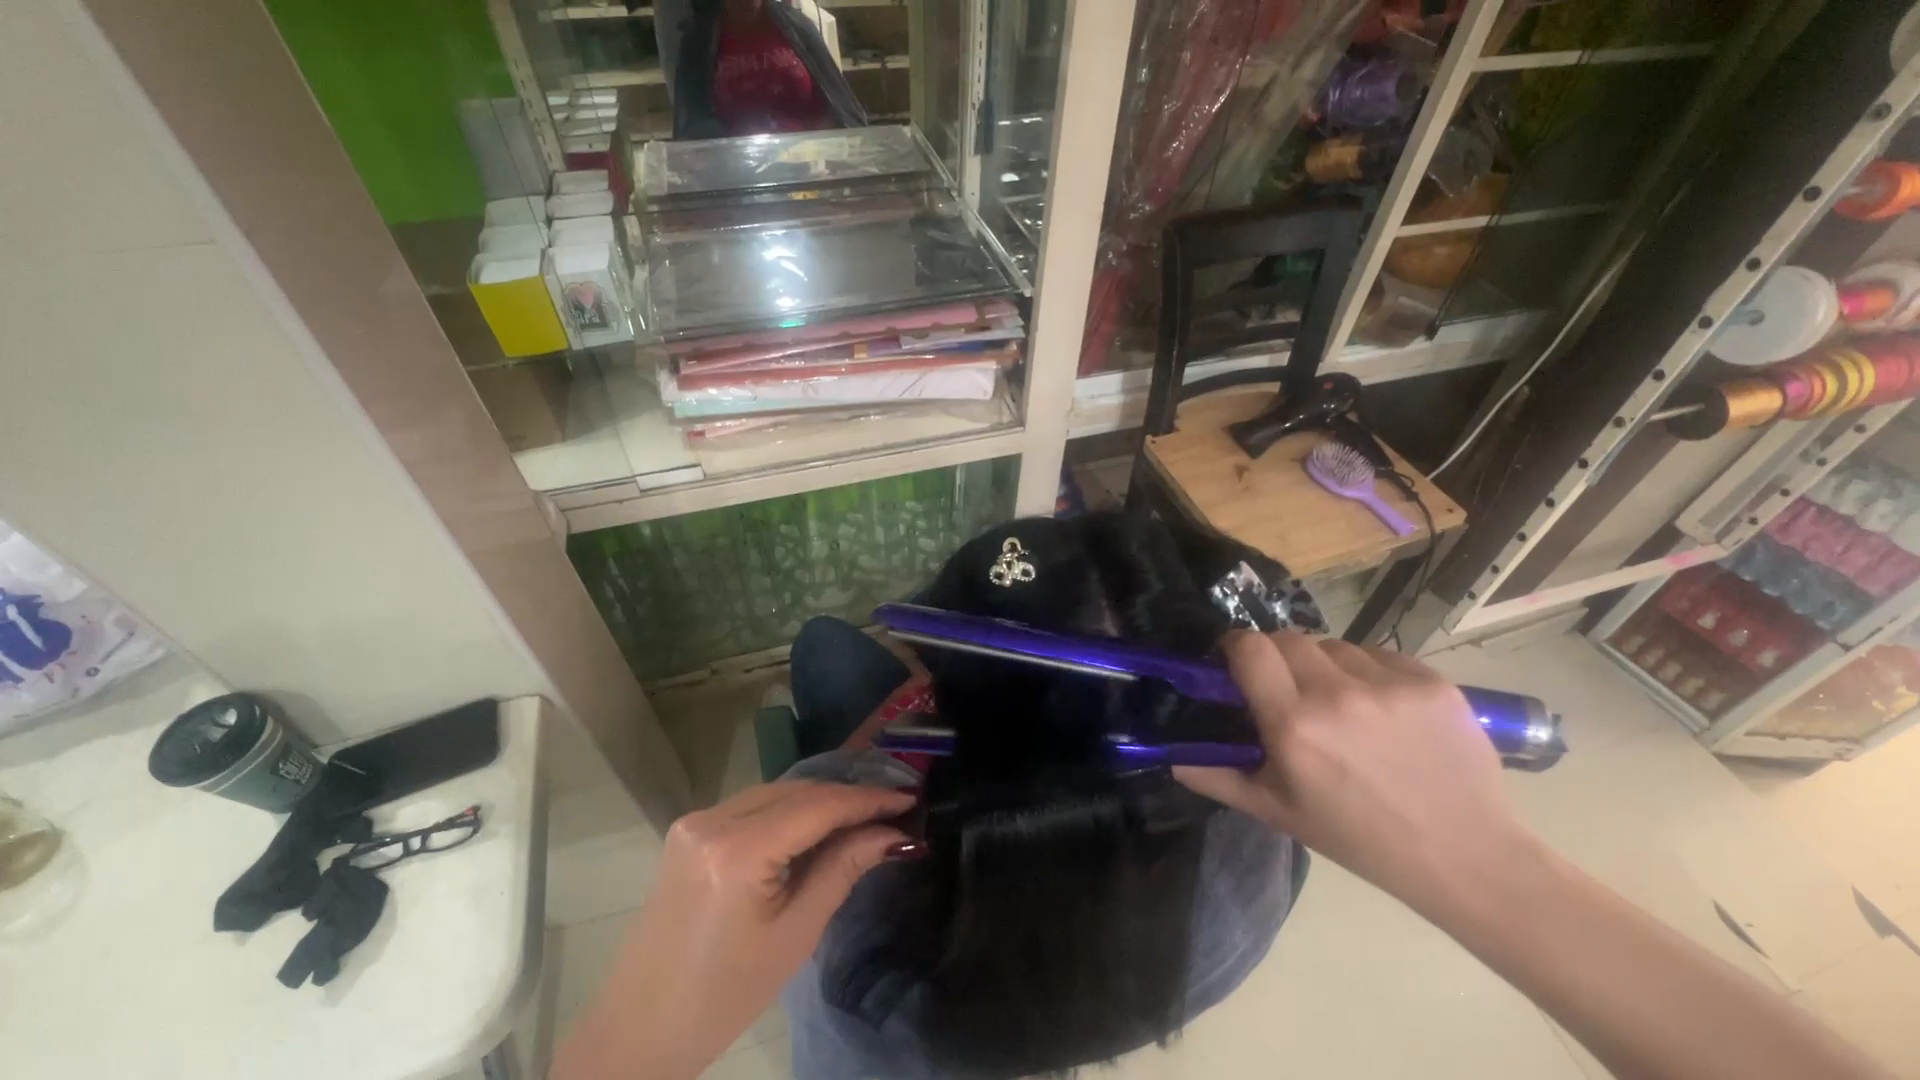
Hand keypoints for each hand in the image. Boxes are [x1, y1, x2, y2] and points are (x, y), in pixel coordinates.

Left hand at [553, 780, 913, 1079]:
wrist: (642, 1027)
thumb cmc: (726, 994)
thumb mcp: (796, 934)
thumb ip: (842, 869)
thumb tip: (893, 834)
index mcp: (737, 850)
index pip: (817, 806)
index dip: (867, 800)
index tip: (910, 800)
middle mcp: (712, 820)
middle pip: (796, 791)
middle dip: (847, 797)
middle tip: (895, 810)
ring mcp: (695, 823)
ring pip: (774, 794)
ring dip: (820, 801)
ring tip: (866, 816)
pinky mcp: (689, 833)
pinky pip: (752, 808)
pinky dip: (789, 811)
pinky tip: (817, 827)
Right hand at [1175, 631, 1535, 906]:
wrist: (1464, 854)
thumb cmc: (1359, 839)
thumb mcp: (1279, 813)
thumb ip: (1219, 777)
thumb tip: (1172, 756)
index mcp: (1294, 727)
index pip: (1249, 648)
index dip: (1236, 648)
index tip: (1237, 664)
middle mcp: (1338, 695)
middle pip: (1288, 638)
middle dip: (1278, 657)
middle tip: (1288, 689)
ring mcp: (1390, 685)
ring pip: (1335, 646)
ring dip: (1325, 666)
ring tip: (1341, 705)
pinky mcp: (1431, 681)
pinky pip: (1380, 656)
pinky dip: (1370, 673)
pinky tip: (1382, 710)